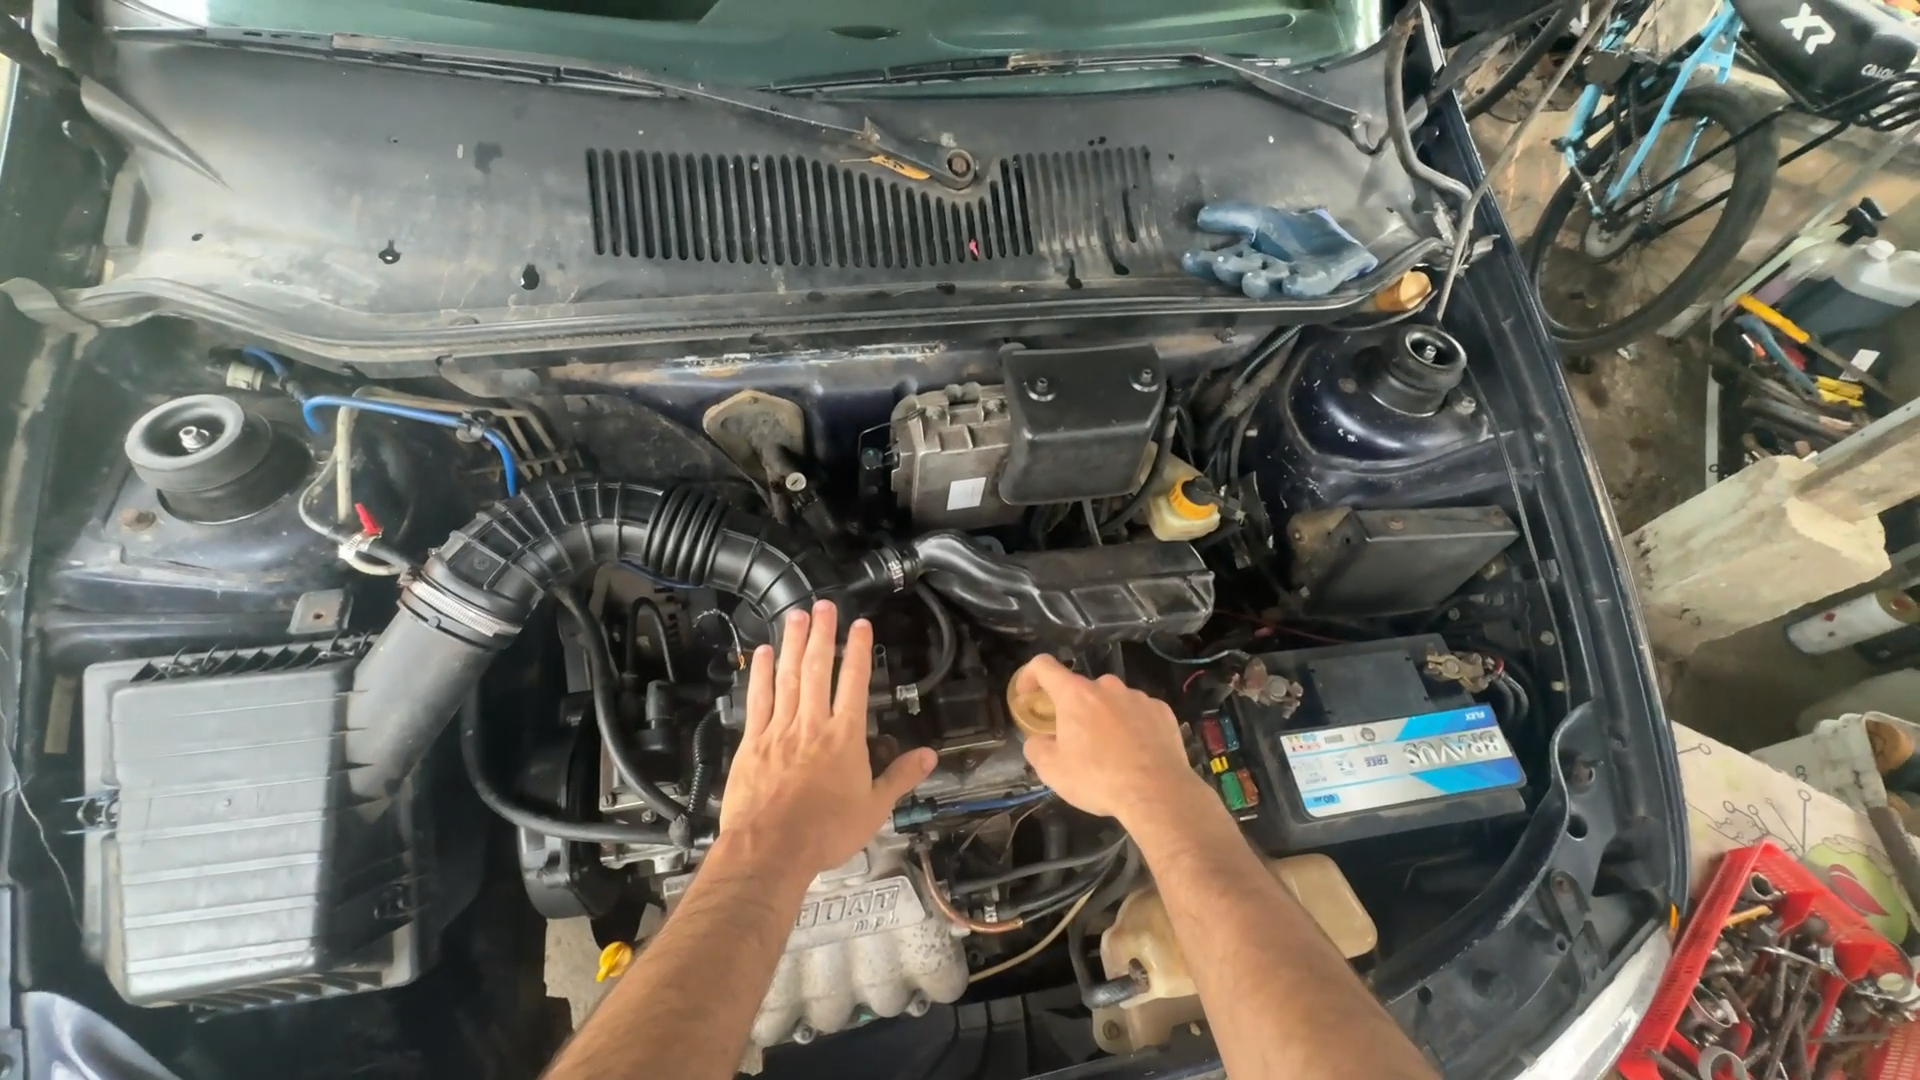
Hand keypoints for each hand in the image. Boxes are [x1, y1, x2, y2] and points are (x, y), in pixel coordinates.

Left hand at [718, 601, 936, 879]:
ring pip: (786, 677)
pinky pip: (757, 700)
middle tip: (824, 604)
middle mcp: (812, 724)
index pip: (854, 683)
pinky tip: (761, 653)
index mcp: (844, 737)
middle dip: (822, 634)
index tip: (860, 625)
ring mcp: (778, 730)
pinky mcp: (752, 742)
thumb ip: (900, 777)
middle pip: (816, 669)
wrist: (770, 850)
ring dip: (792, 643)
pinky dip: (759, 674)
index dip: (858, 651)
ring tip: (796, 615)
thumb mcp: (874, 808)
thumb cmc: (826, 831)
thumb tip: (930, 756)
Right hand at [1016, 654, 1207, 826]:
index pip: (1044, 666)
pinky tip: (1136, 753)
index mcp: (1075, 695)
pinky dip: (1131, 726)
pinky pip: (1138, 712)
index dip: (1029, 675)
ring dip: (1104, 718)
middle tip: (1074, 741)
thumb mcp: (1052, 771)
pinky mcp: (1162, 711)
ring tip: (1110, 753)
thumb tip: (1038, 740)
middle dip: (1073, 710)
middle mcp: (1107, 687)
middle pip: (1081, 689)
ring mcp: (1138, 696)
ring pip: (1111, 701)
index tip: (1027, 694)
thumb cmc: (1099, 779)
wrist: (1158, 793)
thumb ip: (1037, 748)